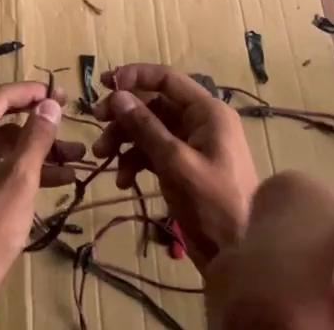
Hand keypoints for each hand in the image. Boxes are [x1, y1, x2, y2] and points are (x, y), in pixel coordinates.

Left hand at [0, 82, 84, 328]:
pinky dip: (27, 166)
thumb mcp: (20, 177)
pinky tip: (62, 176)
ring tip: (78, 153)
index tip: (60, 92)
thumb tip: (51, 103)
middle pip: (3, 118)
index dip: (31, 93)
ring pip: (6, 142)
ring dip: (40, 147)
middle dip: (40, 122)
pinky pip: (0, 162)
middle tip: (69, 115)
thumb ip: (37, 136)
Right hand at [88, 63, 259, 267]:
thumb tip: (118, 95)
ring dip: (123, 139)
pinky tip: (123, 181)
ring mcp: (189, 145)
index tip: (104, 84)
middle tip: (96, 120)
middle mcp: (199, 122)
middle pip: (152, 104)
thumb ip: (146, 127)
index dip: (134, 76)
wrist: (237, 256)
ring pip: (147, 128)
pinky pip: (150, 152)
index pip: (166, 79)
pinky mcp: (181, 167)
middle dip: (123, 114)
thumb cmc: (213, 203)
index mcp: (207, 112)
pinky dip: (134, 162)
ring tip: (102, 157)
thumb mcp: (176, 162)